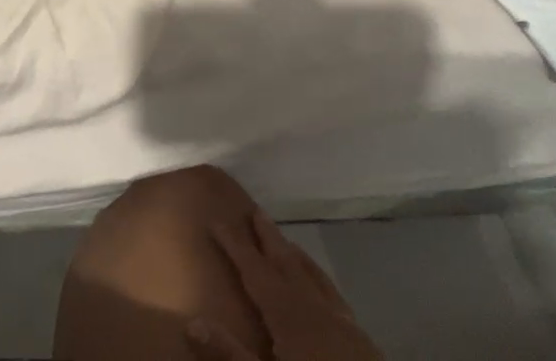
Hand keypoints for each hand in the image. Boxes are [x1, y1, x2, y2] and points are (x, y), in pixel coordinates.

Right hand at [185, 213, 381, 360]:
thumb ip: (230, 353)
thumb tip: (191, 321)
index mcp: (290, 315)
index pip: (255, 270)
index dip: (235, 244)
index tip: (217, 218)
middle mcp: (317, 311)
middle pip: (289, 265)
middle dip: (270, 238)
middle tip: (256, 210)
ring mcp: (345, 326)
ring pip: (316, 279)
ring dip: (297, 257)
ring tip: (285, 241)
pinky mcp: (364, 343)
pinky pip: (337, 299)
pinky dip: (322, 282)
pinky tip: (323, 291)